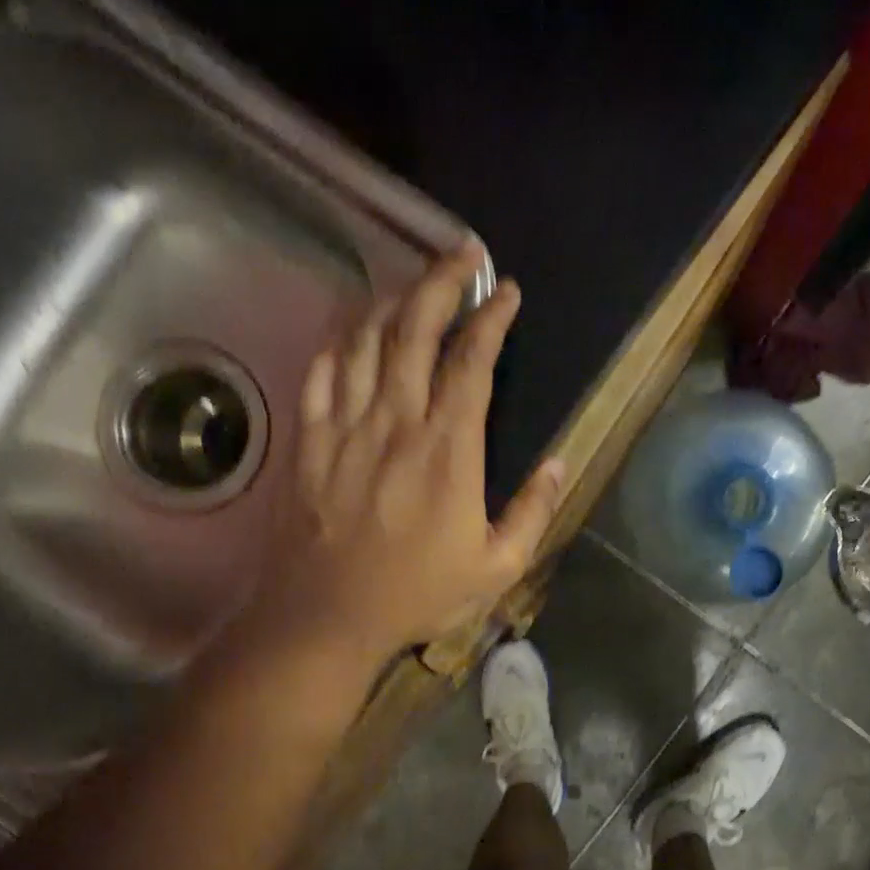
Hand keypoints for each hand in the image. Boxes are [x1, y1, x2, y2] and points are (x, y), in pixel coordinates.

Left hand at [241, 245, 562, 660]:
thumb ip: (533, 512)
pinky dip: (341, 342)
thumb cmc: (417, 593)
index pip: (473, 362)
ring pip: (367, 341)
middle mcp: (396, 422)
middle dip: (442, 281)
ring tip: (415, 284)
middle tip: (462, 254)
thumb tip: (561, 462)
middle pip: (416, 330)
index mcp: (449, 449)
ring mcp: (346, 426)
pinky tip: (355, 332)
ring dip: (394, 301)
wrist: (326, 616)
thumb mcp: (497, 566)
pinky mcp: (309, 440)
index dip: (492, 318)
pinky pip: (322, 373)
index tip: (507, 291)